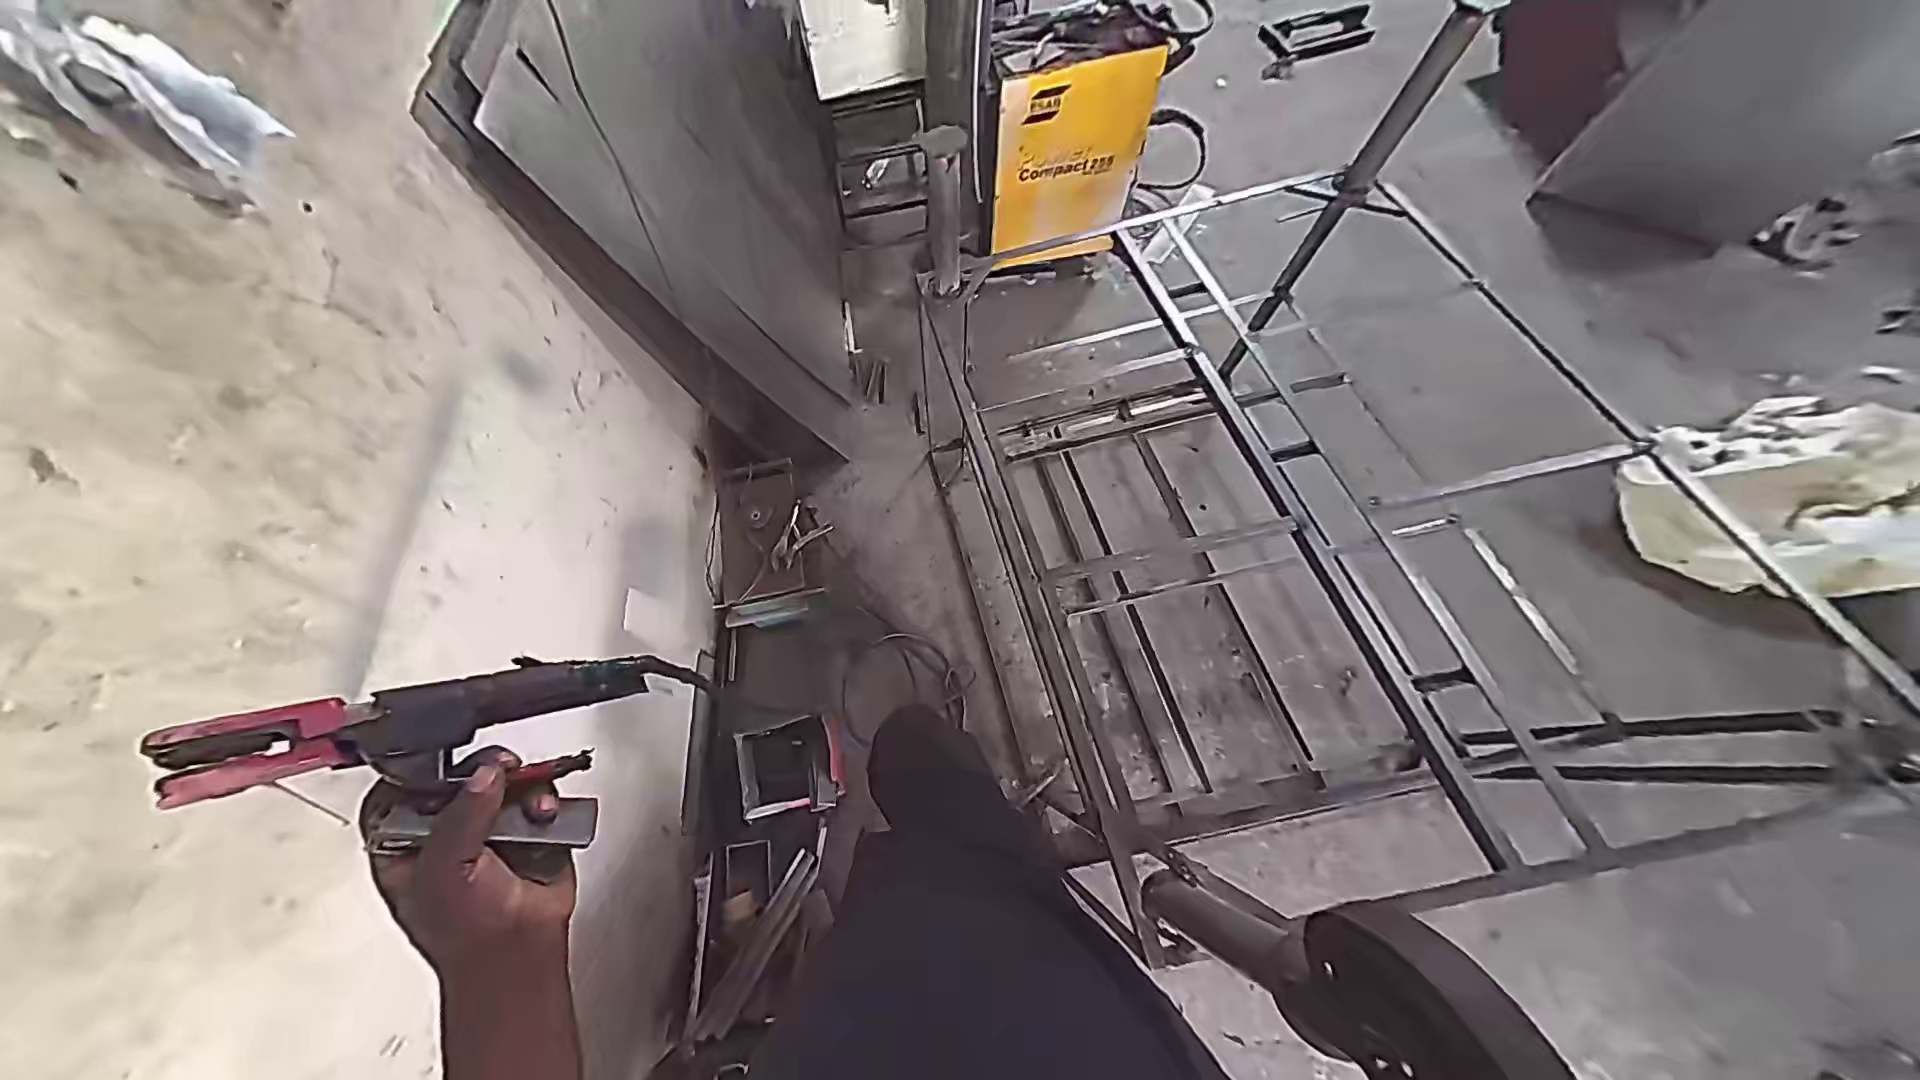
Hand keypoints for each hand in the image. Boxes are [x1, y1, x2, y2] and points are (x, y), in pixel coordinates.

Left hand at [359, 747, 576, 974]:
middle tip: (504, 768)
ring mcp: (491, 826)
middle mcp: (448, 830)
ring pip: (507, 781)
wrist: (521, 948)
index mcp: (406, 844)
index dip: (424, 773)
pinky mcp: (530, 824)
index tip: (451, 766)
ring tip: (534, 808)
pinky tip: (546, 814)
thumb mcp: (444, 872)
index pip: (401, 792)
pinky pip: (540, 793)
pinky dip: (548, 797)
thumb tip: (484, 774)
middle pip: (463, 777)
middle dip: (488, 770)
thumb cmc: (466, 931)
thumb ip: (460, 819)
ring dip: (526, 786)